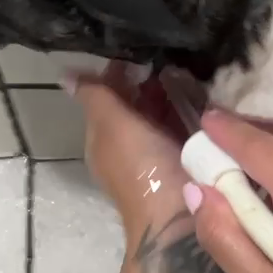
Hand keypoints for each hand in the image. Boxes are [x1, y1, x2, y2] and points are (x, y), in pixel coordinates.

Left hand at [62, 62, 189, 234]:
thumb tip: (65, 74)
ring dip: (174, 98)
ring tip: (195, 76)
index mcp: (104, 139)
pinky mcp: (188, 167)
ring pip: (164, 118)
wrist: (181, 222)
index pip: (107, 96)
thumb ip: (95, 97)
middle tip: (176, 58)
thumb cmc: (144, 170)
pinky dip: (193, 116)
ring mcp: (159, 159)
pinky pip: (187, 132)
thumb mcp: (113, 126)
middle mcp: (129, 148)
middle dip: (152, 83)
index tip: (144, 50)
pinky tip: (207, 106)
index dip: (120, 72)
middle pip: (137, 106)